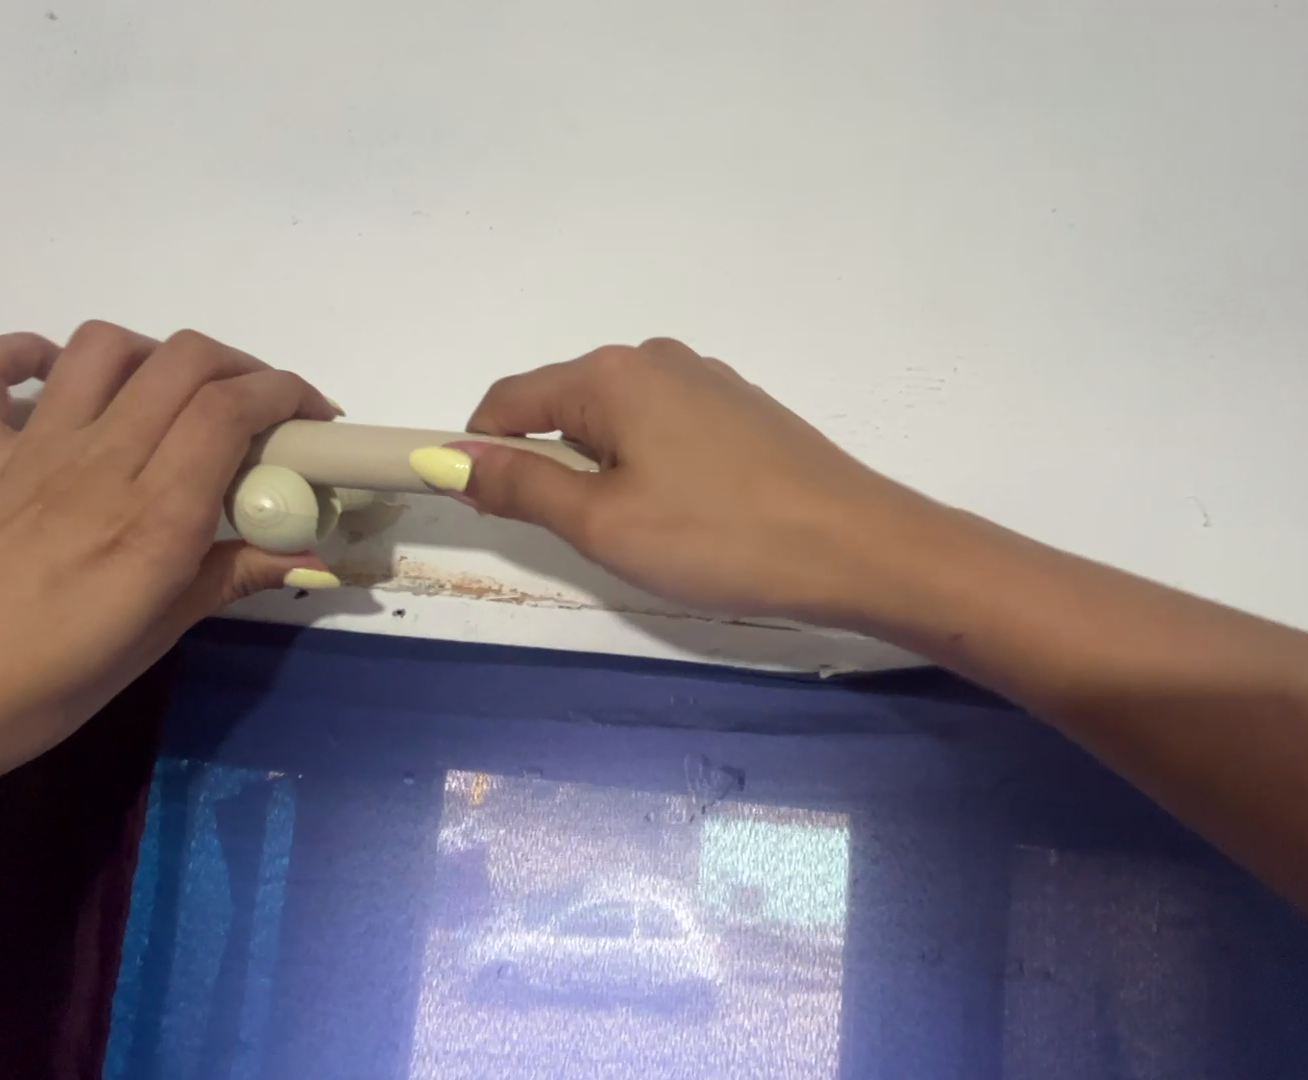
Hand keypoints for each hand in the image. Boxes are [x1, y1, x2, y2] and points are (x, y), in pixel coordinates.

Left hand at [0, 323, 335, 827]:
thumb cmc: (27, 695)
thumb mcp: (150, 645)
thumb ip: (228, 580)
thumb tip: (307, 558)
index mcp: (149, 519)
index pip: (231, 411)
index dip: (288, 394)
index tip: (319, 420)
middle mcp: (92, 464)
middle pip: (184, 362)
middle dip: (247, 369)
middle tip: (269, 413)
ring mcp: (18, 449)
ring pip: (103, 348)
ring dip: (161, 357)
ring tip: (182, 400)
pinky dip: (30, 355)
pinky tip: (62, 386)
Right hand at [455, 338, 931, 623]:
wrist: (857, 546)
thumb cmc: (717, 537)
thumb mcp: (602, 522)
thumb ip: (521, 485)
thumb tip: (451, 457)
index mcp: (610, 375)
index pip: (509, 400)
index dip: (480, 450)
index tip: (483, 504)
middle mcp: (655, 358)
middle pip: (565, 407)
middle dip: (552, 466)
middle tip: (584, 536)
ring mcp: (706, 379)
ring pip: (618, 422)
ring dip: (604, 470)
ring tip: (645, 530)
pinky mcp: (742, 408)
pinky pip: (665, 430)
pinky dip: (650, 466)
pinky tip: (689, 511)